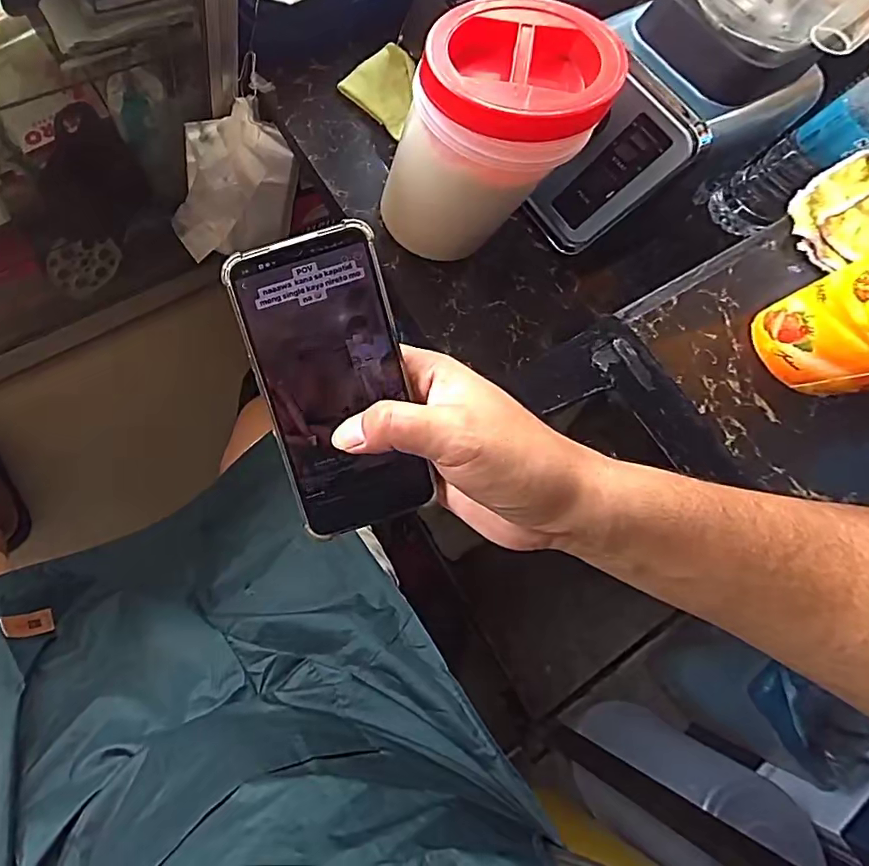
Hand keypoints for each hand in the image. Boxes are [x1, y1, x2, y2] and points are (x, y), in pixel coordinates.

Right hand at [333, 346, 603, 550]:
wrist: (558, 510)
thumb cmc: (527, 458)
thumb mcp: (454, 433)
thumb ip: (396, 426)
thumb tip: (348, 431)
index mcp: (435, 375)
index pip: (377, 358)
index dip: (345, 367)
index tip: (311, 380)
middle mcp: (428, 403)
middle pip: (371, 399)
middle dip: (345, 411)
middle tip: (310, 422)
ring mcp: (428, 438)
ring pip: (377, 435)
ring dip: (358, 445)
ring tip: (322, 451)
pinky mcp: (429, 470)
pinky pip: (389, 466)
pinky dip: (372, 472)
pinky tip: (353, 478)